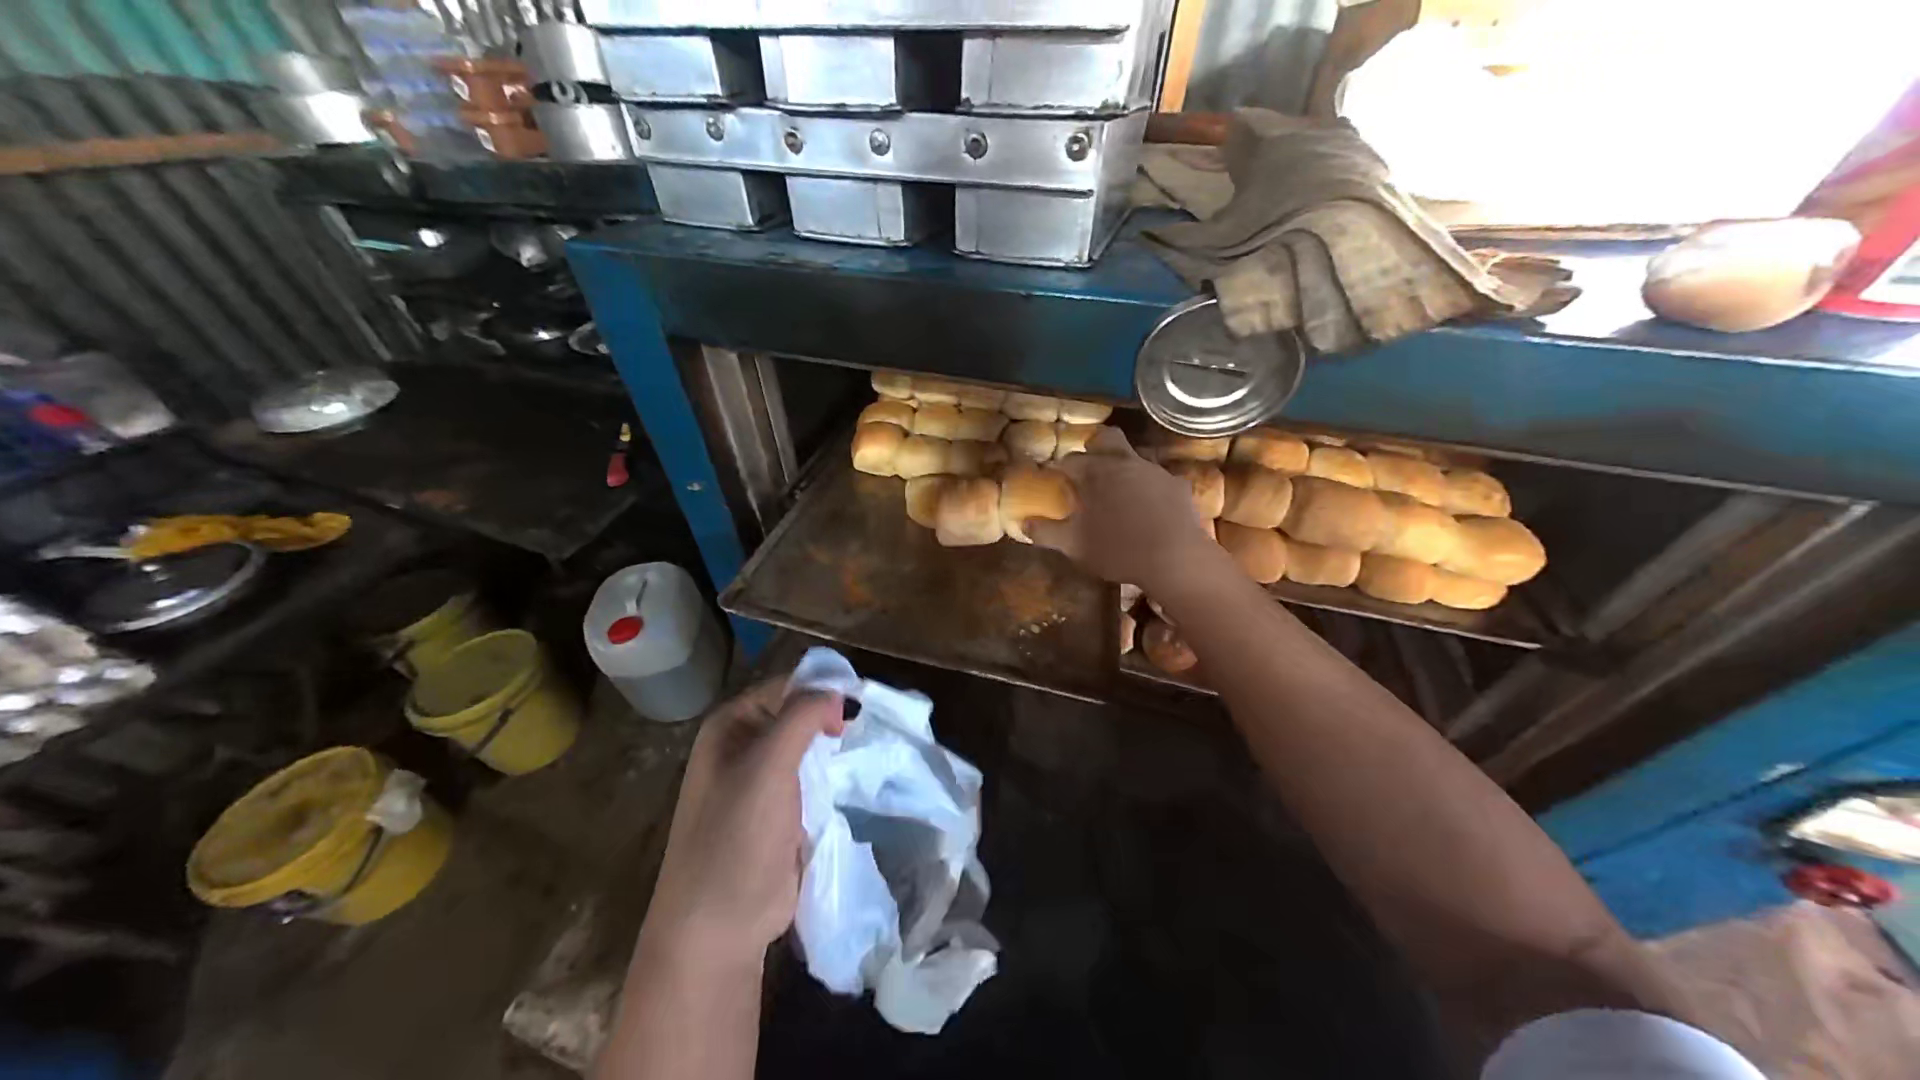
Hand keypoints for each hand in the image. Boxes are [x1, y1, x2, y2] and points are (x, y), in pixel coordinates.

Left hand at [640, 678, 844, 968]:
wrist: (718, 926)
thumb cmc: (737, 838)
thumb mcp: (768, 766)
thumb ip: (802, 716)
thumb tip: (837, 691)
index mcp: (730, 725)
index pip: (786, 685)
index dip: (823, 688)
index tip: (862, 703)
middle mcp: (743, 746)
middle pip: (798, 714)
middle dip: (832, 717)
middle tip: (871, 727)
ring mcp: (761, 781)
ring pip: (808, 747)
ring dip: (836, 747)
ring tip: (871, 748)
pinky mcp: (780, 811)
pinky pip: (813, 778)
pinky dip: (834, 774)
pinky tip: (857, 777)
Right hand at [1027, 427, 1226, 593]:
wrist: (1175, 559)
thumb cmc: (1117, 549)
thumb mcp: (1074, 546)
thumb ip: (1046, 532)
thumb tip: (1024, 523)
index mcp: (1095, 472)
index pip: (1069, 460)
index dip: (1058, 469)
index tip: (1054, 481)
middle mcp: (1125, 462)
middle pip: (1106, 438)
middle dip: (1094, 447)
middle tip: (1088, 471)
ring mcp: (1155, 471)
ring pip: (1134, 458)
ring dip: (1123, 470)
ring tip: (1119, 496)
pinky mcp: (1178, 485)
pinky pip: (1159, 480)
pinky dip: (1150, 489)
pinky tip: (1150, 509)